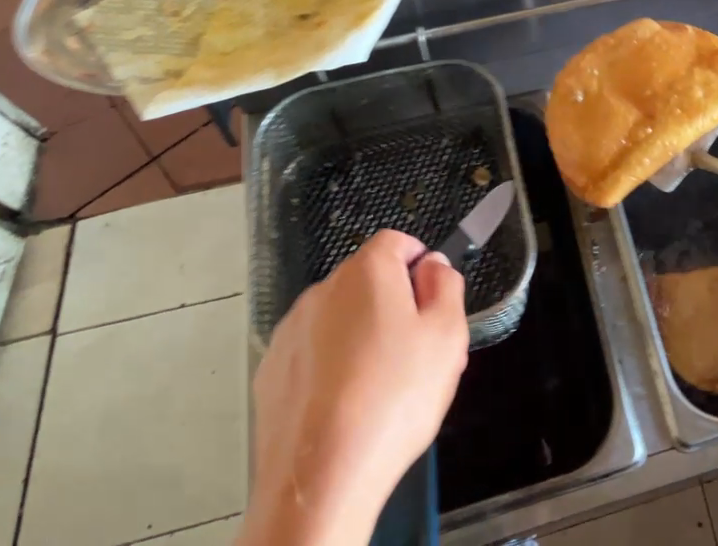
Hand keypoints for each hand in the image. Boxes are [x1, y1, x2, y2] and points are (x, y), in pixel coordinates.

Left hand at [240, 230, 469, 545]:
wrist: (321, 476)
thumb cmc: (396, 396)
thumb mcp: (447, 336)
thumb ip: (446, 287)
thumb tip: (431, 265)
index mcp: (367, 272)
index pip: (397, 242)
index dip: (421, 266)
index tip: (434, 306)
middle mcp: (321, 290)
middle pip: (367, 282)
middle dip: (394, 305)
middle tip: (418, 354)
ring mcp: (289, 331)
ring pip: (338, 319)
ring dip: (361, 337)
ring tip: (382, 389)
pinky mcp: (270, 371)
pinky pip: (311, 354)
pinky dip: (330, 368)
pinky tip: (345, 407)